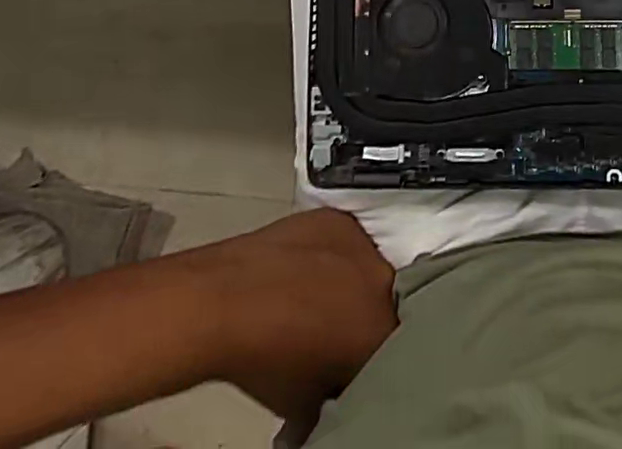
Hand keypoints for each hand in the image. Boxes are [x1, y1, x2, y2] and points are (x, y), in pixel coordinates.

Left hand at [199, 209, 397, 424]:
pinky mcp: (336, 218)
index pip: (396, 347)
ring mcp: (360, 243)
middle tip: (332, 332)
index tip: (352, 362)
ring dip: (349, 282)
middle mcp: (383, 280)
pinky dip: (331, 253)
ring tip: (311, 298)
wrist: (225, 302)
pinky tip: (302, 269)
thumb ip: (339, 397)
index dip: (372, 356)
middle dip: (363, 316)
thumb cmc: (264, 357)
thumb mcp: (309, 402)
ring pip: (366, 267)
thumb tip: (335, 395)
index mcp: (385, 330)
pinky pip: (345, 240)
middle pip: (383, 301)